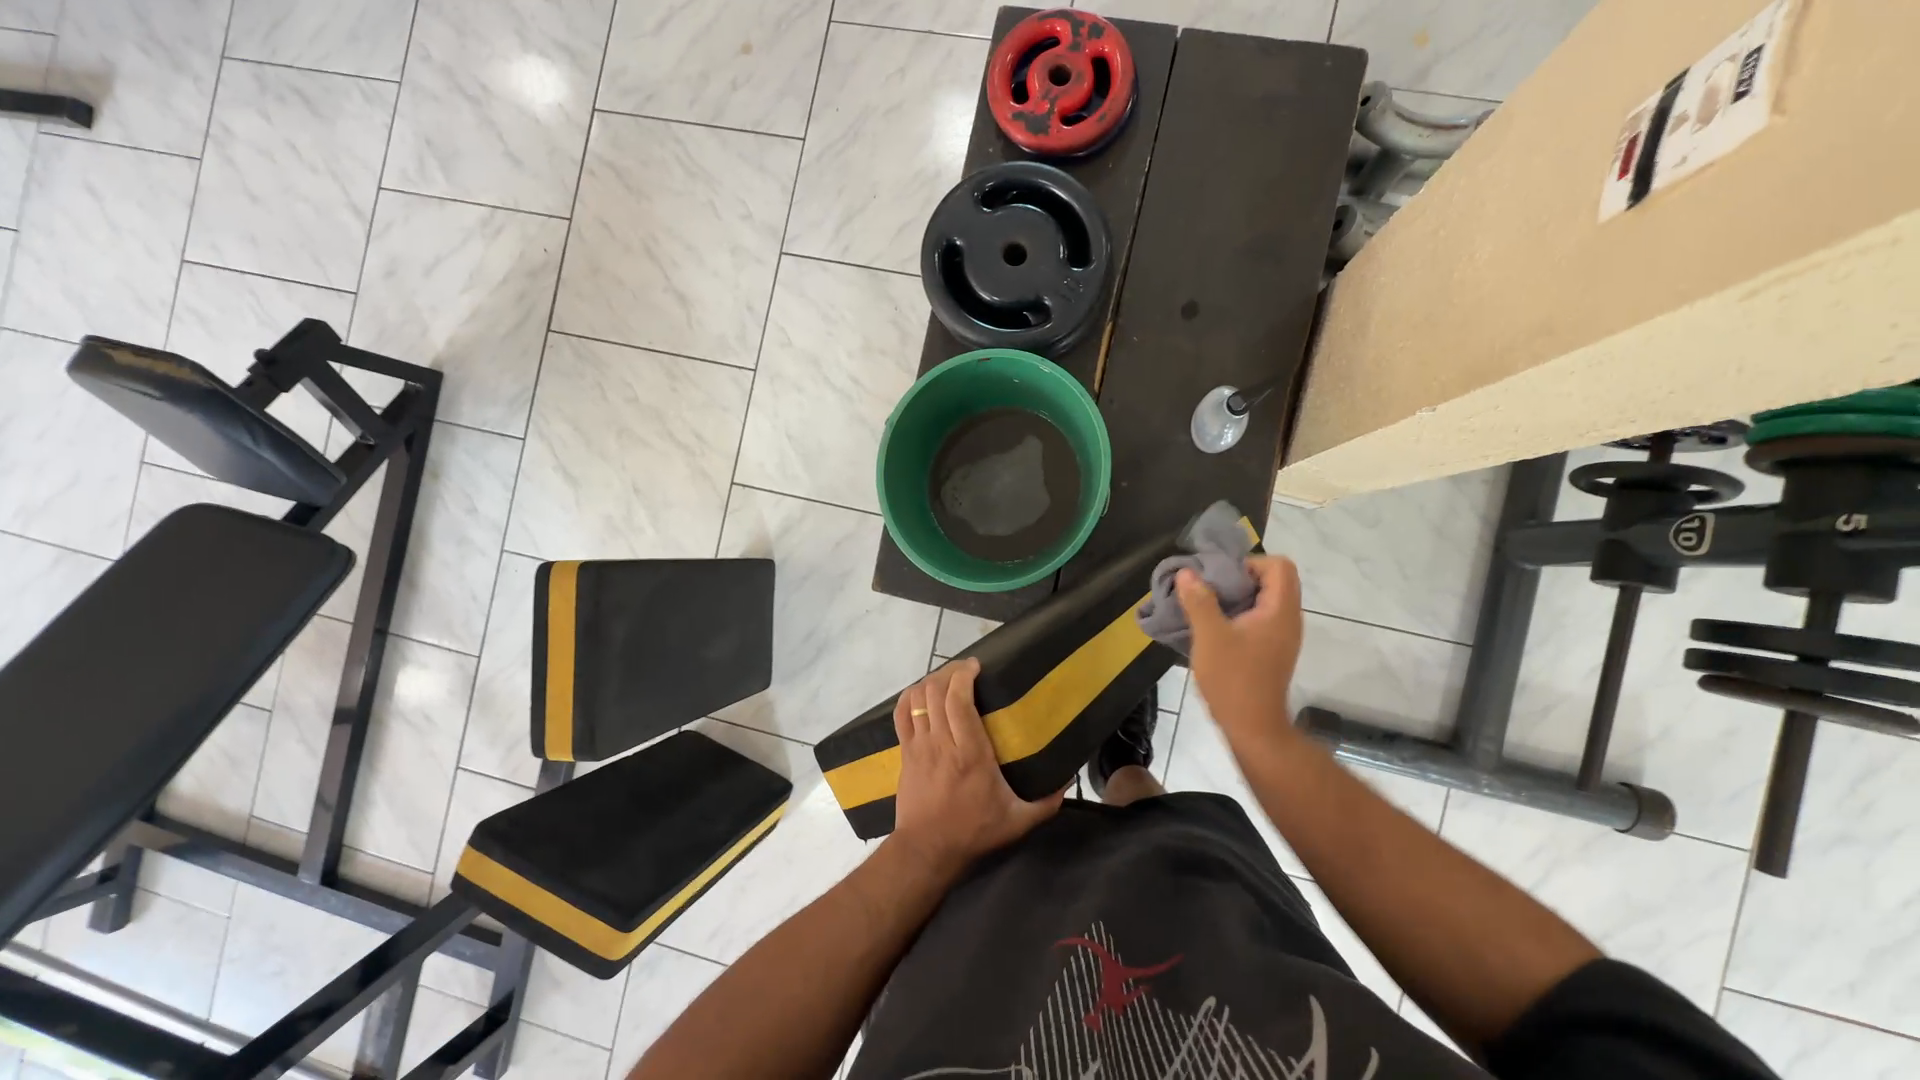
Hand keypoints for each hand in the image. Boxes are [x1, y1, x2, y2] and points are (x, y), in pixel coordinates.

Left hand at [888, 658, 1064, 878]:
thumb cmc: (974, 831)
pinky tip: (920, 693)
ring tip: (947, 678)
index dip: (964, 675)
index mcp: (970, 753)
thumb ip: (1046, 802)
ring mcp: (919, 746)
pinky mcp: (905, 754)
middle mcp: (942, 742)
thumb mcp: (1018, 821)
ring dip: (931, 682)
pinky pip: (901, 715)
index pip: (959, 700)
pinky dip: (909, 697)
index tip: (977, 666)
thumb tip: (1068, 782)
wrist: (927, 850)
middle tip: (966, 669)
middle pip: (936, 691)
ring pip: (917, 699)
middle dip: (949, 672)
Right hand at [1176, 555, 1305, 747]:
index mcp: (1280, 610)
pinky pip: (1261, 619)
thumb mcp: (1209, 636)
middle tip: (1210, 591)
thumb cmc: (1233, 679)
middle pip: (1274, 580)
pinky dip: (1241, 616)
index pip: (1279, 565)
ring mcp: (1283, 637)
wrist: (1253, 727)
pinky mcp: (1274, 651)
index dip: (1250, 564)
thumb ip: (1199, 601)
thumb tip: (1187, 573)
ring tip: (1208, 609)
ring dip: (1238, 598)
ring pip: (1266, 601)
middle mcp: (1289, 619)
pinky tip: (1215, 631)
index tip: (1221, 579)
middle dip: (1240, 579)